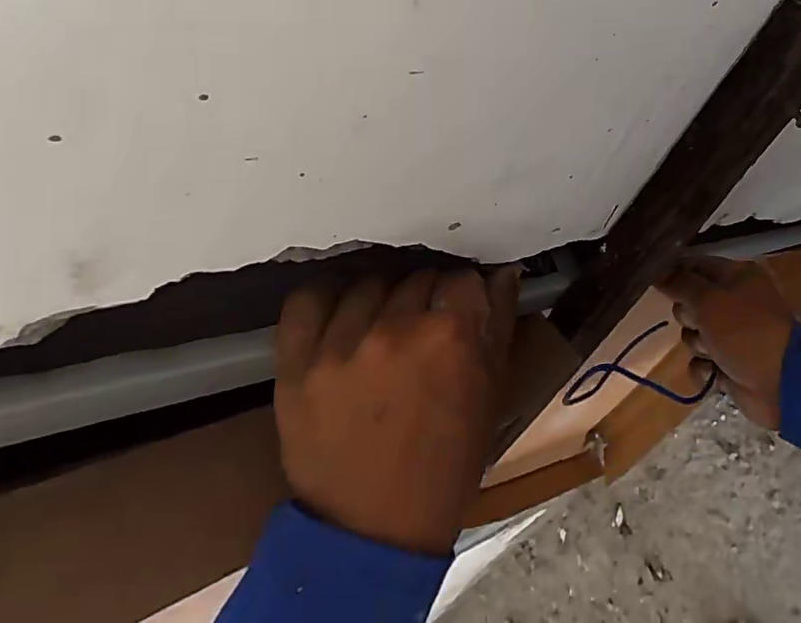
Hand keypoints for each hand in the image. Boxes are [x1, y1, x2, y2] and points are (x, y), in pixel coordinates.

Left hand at [273, 266, 518, 554]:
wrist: (375, 529)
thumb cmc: (446, 461)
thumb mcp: (491, 391)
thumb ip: (499, 322)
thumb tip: (504, 272)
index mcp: (451, 336)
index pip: (461, 277)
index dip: (465, 292)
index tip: (461, 307)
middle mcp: (396, 330)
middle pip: (416, 276)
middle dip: (427, 294)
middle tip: (425, 323)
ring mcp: (341, 346)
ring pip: (368, 283)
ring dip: (382, 297)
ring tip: (384, 323)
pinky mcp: (297, 366)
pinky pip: (306, 302)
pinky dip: (325, 297)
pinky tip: (340, 308)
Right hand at [656, 256, 795, 429]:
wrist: (781, 382)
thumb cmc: (745, 332)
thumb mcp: (709, 300)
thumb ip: (680, 283)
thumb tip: (656, 269)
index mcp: (736, 277)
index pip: (696, 266)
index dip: (676, 274)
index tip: (660, 284)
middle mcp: (733, 302)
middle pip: (690, 301)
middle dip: (689, 316)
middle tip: (701, 323)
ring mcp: (731, 335)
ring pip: (693, 333)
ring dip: (698, 344)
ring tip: (715, 352)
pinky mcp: (728, 364)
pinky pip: (701, 362)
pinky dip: (705, 368)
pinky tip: (715, 372)